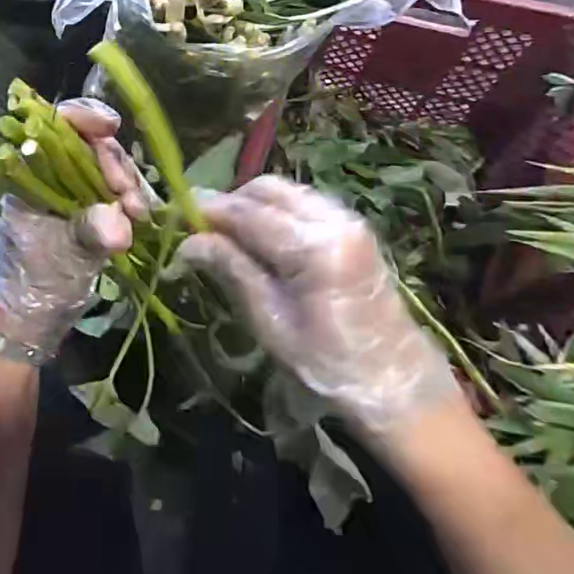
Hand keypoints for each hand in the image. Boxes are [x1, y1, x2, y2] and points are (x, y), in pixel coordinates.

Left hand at [0, 99, 144, 357]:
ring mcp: (77, 188)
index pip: (54, 125)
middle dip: (115, 163)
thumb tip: (119, 221)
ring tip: (137, 214)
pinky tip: (140, 217)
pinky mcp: (97, 205)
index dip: (82, 117)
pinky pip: (122, 189)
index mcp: (29, 173)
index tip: (110, 128)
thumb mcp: (60, 257)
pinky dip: (134, 198)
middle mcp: (54, 172)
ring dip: (129, 184)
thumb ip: (87, 233)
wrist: (36, 316)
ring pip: (111, 165)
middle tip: (129, 198)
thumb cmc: (33, 283)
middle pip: (90, 143)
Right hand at [178, 176, 457, 428]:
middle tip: (201, 226)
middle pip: (267, 189)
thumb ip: (232, 270)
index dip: (209, 210)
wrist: (397, 383)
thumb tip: (187, 242)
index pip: (248, 213)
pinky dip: (276, 208)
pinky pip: (304, 201)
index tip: (176, 212)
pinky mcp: (354, 226)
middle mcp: (334, 220)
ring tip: (227, 232)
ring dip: (252, 202)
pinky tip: (261, 235)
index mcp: (314, 248)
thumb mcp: (271, 322)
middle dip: (230, 201)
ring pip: (286, 191)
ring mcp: (349, 219)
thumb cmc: (329, 364)